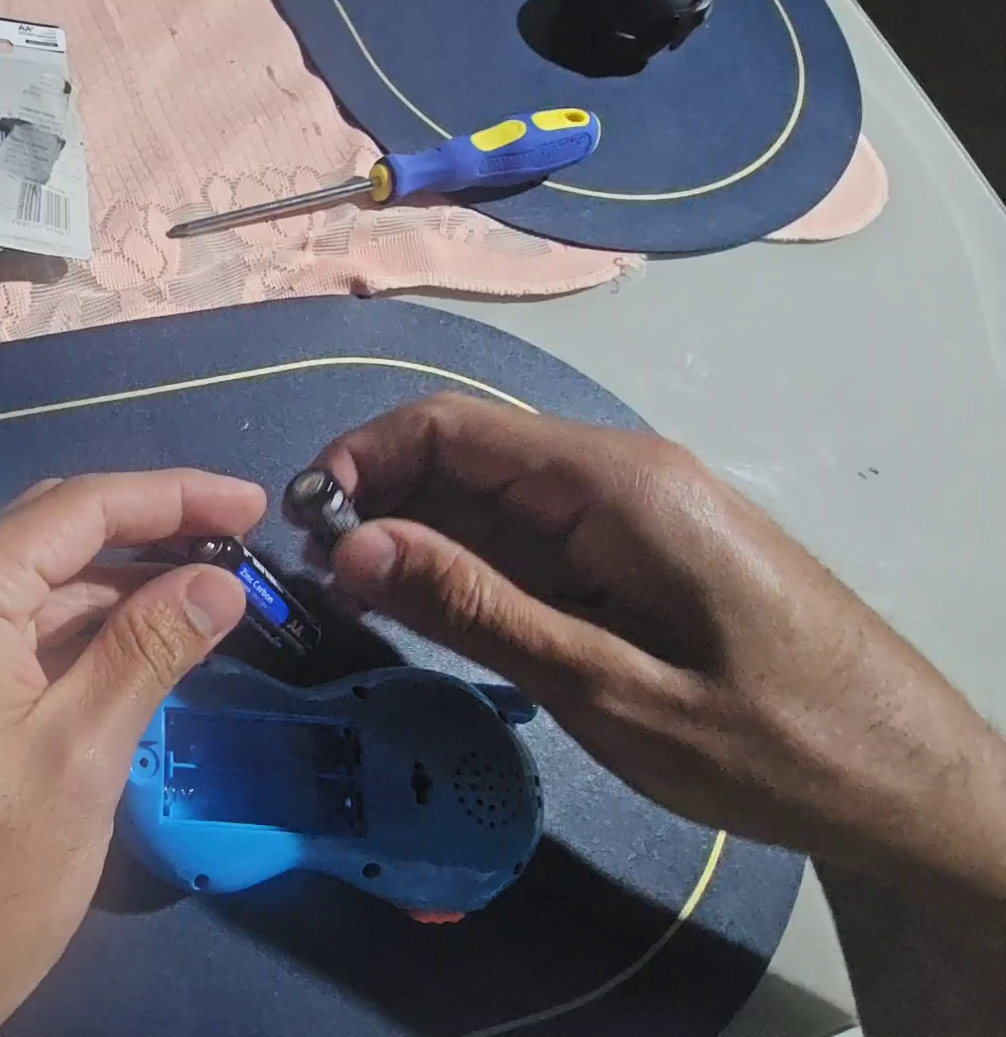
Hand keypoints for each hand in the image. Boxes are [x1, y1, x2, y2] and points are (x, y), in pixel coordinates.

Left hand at [0, 471, 264, 1036]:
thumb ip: (149, 649)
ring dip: (123, 577)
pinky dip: (85, 621)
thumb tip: (221, 581)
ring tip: (210, 580)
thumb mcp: (82, 756)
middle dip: (149, 528)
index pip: (76, 510)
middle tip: (236, 535)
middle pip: (54, 531)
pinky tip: (147, 625)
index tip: (249, 502)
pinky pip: (21, 624)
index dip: (171, 495)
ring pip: (40, 578)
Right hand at [311, 393, 1005, 895]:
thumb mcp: (606, 687)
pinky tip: (410, 602)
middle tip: (315, 572)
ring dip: (398, 534)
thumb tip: (348, 547)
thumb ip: (472, 608)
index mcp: (610, 483)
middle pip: (451, 455)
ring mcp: (604, 513)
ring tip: (350, 593)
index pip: (448, 428)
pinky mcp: (604, 551)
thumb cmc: (775, 744)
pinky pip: (499, 537)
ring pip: (467, 497)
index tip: (302, 523)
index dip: (360, 459)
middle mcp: (602, 476)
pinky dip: (441, 562)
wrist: (916, 790)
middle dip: (369, 499)